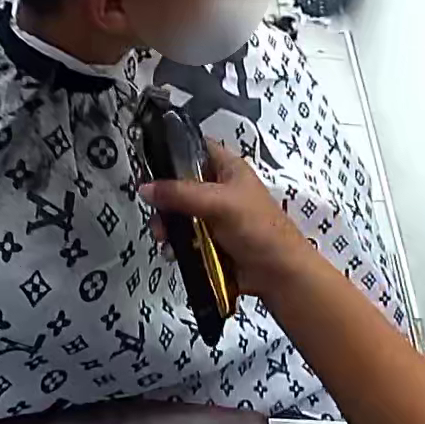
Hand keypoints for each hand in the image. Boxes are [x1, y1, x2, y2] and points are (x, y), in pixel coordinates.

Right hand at [140, 143, 321, 299]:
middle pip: (181, 183)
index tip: (151, 160)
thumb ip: (180, 194)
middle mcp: (220, 189)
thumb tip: (145, 189)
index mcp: (228, 169)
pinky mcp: (210, 241)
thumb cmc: (258, 229)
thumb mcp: (219, 203)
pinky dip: (175, 242)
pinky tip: (171, 250)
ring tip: (163, 236)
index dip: (175, 150)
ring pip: (179, 212)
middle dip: (165, 198)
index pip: (197, 147)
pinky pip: (184, 236)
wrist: (278, 275)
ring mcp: (214, 216)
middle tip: (156, 210)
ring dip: (167, 224)